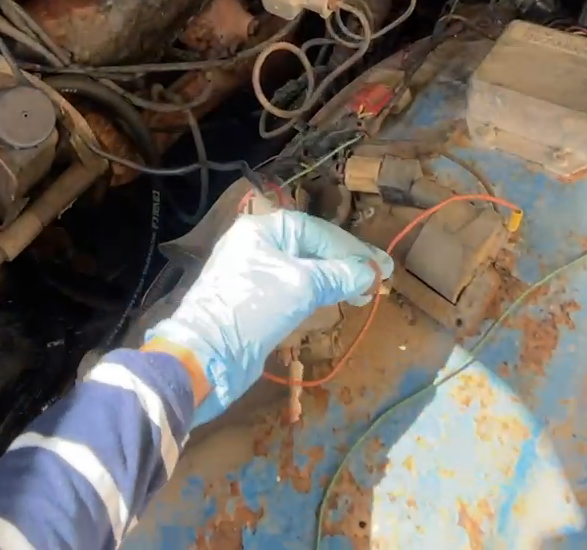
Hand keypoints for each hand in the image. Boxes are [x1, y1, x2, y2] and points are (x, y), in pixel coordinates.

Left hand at [144, 210, 393, 425]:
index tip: (381, 266)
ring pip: (303, 269)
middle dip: (346, 263)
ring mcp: (253, 273)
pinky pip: (292, 288)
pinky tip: (334, 300)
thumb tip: (372, 272)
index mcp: (262, 229)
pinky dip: (316, 293)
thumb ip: (338, 275)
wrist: (205, 356)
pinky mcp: (254, 301)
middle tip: (379, 279)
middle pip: (311, 247)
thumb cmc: (252, 307)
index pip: (316, 230)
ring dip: (334, 279)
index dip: (352, 249)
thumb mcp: (301, 286)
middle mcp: (256, 245)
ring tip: (363, 292)